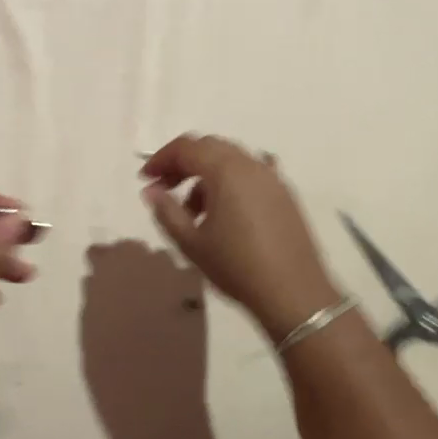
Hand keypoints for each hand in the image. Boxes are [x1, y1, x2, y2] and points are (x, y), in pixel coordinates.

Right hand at [140, 134, 340, 340]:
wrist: (292, 292)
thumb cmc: (235, 266)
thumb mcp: (191, 242)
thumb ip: (166, 211)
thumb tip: (151, 190)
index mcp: (225, 171)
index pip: (186, 147)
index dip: (161, 159)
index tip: (145, 180)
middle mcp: (251, 165)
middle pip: (210, 147)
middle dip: (183, 163)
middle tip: (166, 190)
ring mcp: (273, 178)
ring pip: (232, 160)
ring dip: (207, 175)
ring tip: (195, 211)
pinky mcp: (286, 194)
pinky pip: (252, 175)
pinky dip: (231, 183)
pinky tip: (228, 211)